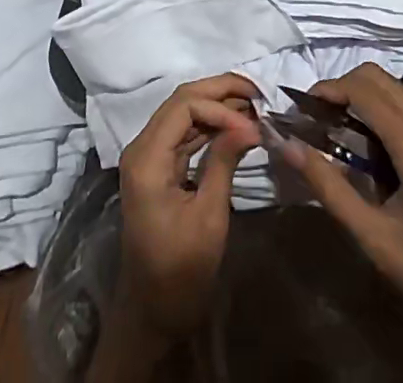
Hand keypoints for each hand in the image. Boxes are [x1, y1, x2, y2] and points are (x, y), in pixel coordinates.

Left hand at [114, 73, 261, 337]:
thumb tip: (252, 123)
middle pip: (181, 100)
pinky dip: (211, 124)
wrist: (152, 311)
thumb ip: (225, 161)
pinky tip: (238, 126)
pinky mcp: (159, 167)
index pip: (184, 105)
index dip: (221, 106)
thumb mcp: (209, 216)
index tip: (255, 124)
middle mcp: (142, 148)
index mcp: (147, 158)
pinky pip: (185, 132)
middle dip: (220, 91)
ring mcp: (149, 157)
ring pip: (183, 112)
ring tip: (256, 107)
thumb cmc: (180, 270)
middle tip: (260, 93)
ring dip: (218, 105)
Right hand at [281, 65, 402, 382]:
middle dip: (344, 90)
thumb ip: (329, 187)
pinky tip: (378, 156)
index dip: (328, 89)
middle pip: (383, 80)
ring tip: (341, 140)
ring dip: (367, 103)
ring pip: (401, 95)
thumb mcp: (377, 239)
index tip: (301, 110)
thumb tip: (287, 146)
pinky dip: (390, 118)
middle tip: (317, 122)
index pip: (366, 90)